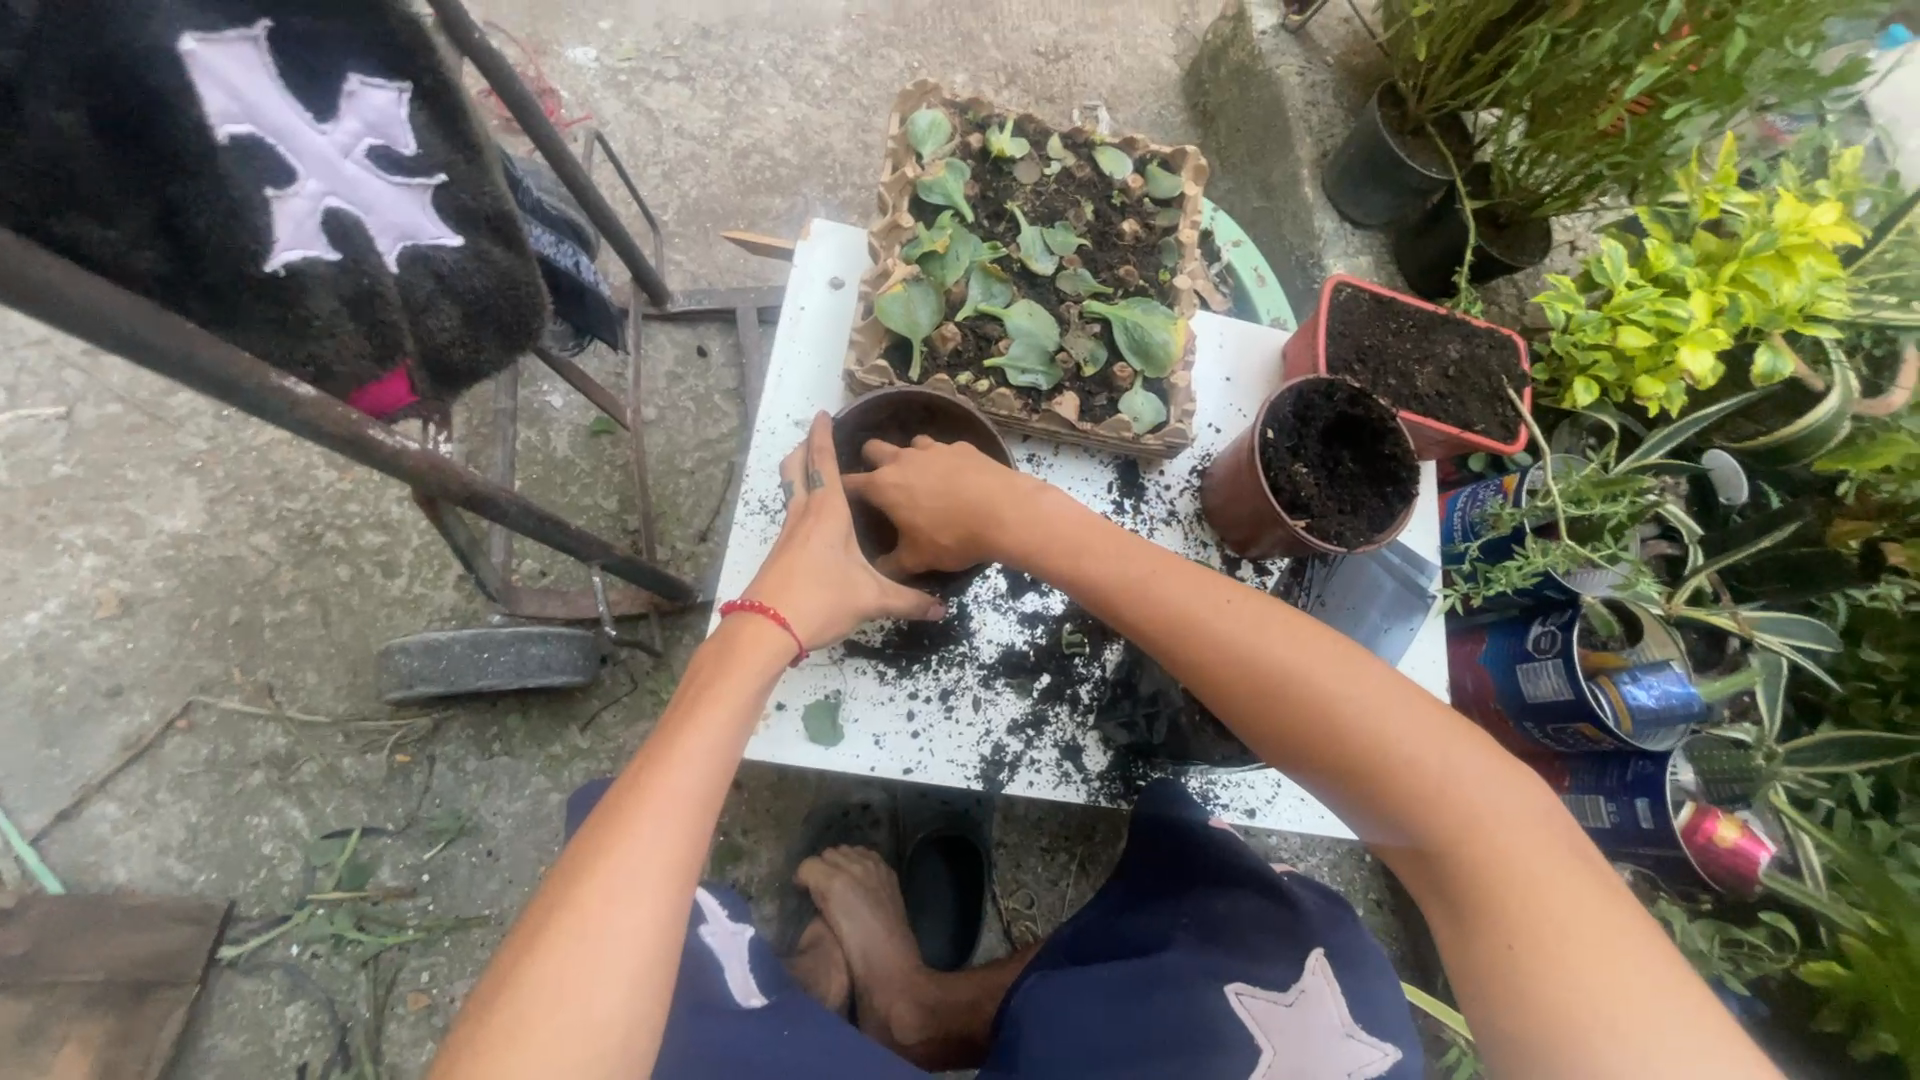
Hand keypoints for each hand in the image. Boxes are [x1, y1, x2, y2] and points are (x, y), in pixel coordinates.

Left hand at [739, 413, 946, 648]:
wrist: (767, 628)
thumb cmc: (822, 599)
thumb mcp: (872, 600)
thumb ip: (908, 601)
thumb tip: (941, 609)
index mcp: (828, 512)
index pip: (823, 462)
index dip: (822, 435)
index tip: (822, 414)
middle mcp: (804, 515)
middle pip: (795, 469)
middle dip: (803, 448)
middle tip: (814, 437)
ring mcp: (787, 534)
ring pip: (790, 492)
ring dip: (799, 475)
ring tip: (815, 472)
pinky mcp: (780, 554)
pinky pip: (791, 517)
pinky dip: (801, 504)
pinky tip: (814, 523)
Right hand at [841, 435, 1040, 577]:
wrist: (1006, 512)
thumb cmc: (953, 537)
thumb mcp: (918, 559)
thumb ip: (892, 564)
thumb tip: (877, 571)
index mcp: (883, 486)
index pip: (848, 482)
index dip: (840, 490)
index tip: (839, 499)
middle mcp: (903, 460)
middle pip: (873, 448)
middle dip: (871, 461)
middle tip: (881, 484)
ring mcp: (934, 449)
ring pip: (910, 444)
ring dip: (909, 458)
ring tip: (921, 481)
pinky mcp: (962, 447)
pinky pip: (944, 450)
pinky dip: (943, 462)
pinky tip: (956, 479)